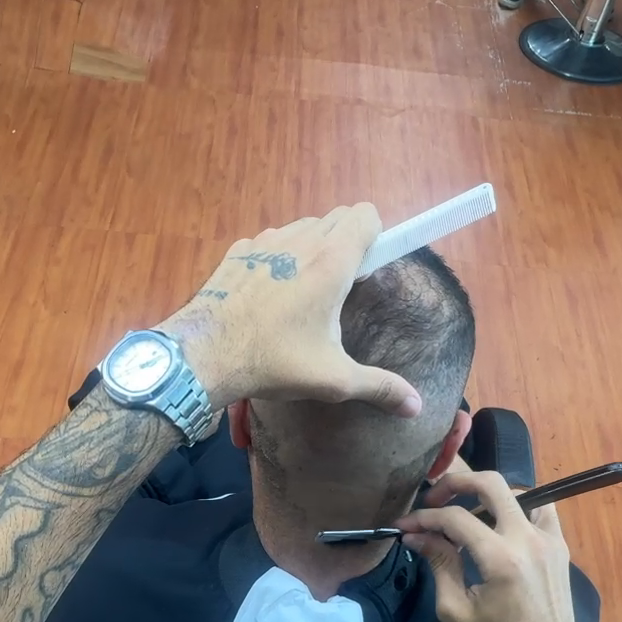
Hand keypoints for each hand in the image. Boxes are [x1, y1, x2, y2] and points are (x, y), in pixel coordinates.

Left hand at [160, 205, 421, 417]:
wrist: (204, 355)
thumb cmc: (275, 362)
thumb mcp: (333, 379)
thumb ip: (379, 387)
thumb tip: (416, 407)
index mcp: (331, 261)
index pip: (367, 215)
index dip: (375, 237)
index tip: (368, 271)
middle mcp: (300, 239)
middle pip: (337, 218)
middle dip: (346, 245)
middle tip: (339, 292)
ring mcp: (265, 241)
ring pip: (303, 228)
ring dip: (312, 250)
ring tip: (302, 296)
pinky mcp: (238, 250)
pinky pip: (271, 242)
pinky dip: (278, 259)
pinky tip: (268, 297)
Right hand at [399, 470, 620, 621]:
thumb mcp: (456, 609)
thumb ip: (439, 565)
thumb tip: (416, 537)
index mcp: (500, 559)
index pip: (455, 518)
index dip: (426, 517)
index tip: (407, 526)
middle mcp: (527, 539)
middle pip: (490, 484)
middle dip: (456, 484)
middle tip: (435, 499)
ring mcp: (549, 538)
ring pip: (519, 490)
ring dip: (488, 493)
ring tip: (467, 509)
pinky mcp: (560, 544)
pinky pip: (542, 507)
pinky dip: (519, 504)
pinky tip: (501, 519)